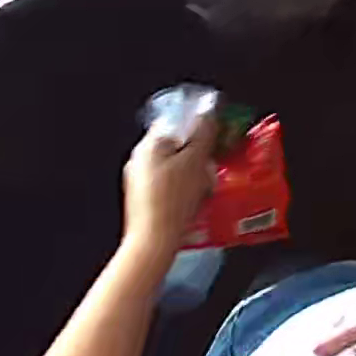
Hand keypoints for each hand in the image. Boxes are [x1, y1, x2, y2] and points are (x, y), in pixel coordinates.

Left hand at [121, 125, 216, 260]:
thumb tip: (208, 113)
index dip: (199, 121)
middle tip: (213, 157)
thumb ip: (204, 132)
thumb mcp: (197, 160)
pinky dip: (185, 182)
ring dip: (194, 166)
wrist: (154, 243)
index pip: (177, 118)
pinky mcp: (144, 197)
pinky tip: (196, 194)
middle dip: (198, 148)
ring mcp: (140, 179)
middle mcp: (140, 159)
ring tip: (207, 180)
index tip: (216, 129)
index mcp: (149, 145)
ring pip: (175, 161)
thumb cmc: (174, 200)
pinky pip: (170, 179)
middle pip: (177, 141)